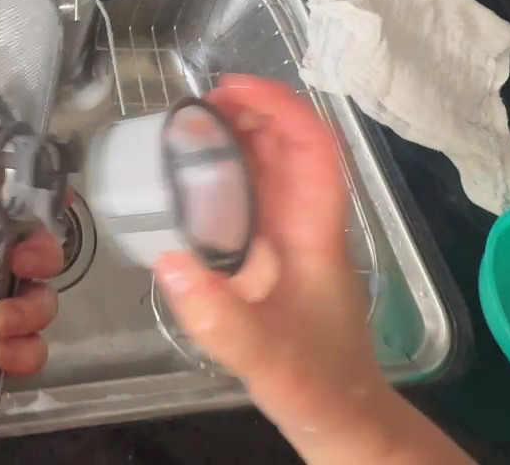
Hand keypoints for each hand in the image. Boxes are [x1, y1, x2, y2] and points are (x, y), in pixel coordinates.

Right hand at [152, 76, 471, 464]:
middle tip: (196, 103)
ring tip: (187, 124)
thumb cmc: (318, 386)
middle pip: (289, 143)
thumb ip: (220, 318)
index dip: (279, 107)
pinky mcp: (272, 247)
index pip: (313, 148)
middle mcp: (304, 219)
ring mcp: (289, 231)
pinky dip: (224, 165)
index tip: (232, 89)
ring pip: (270, 161)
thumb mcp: (267, 358)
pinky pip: (250, 189)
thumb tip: (167, 261)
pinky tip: (189, 171)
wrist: (342, 420)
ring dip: (236, 132)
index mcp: (315, 229)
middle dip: (250, 109)